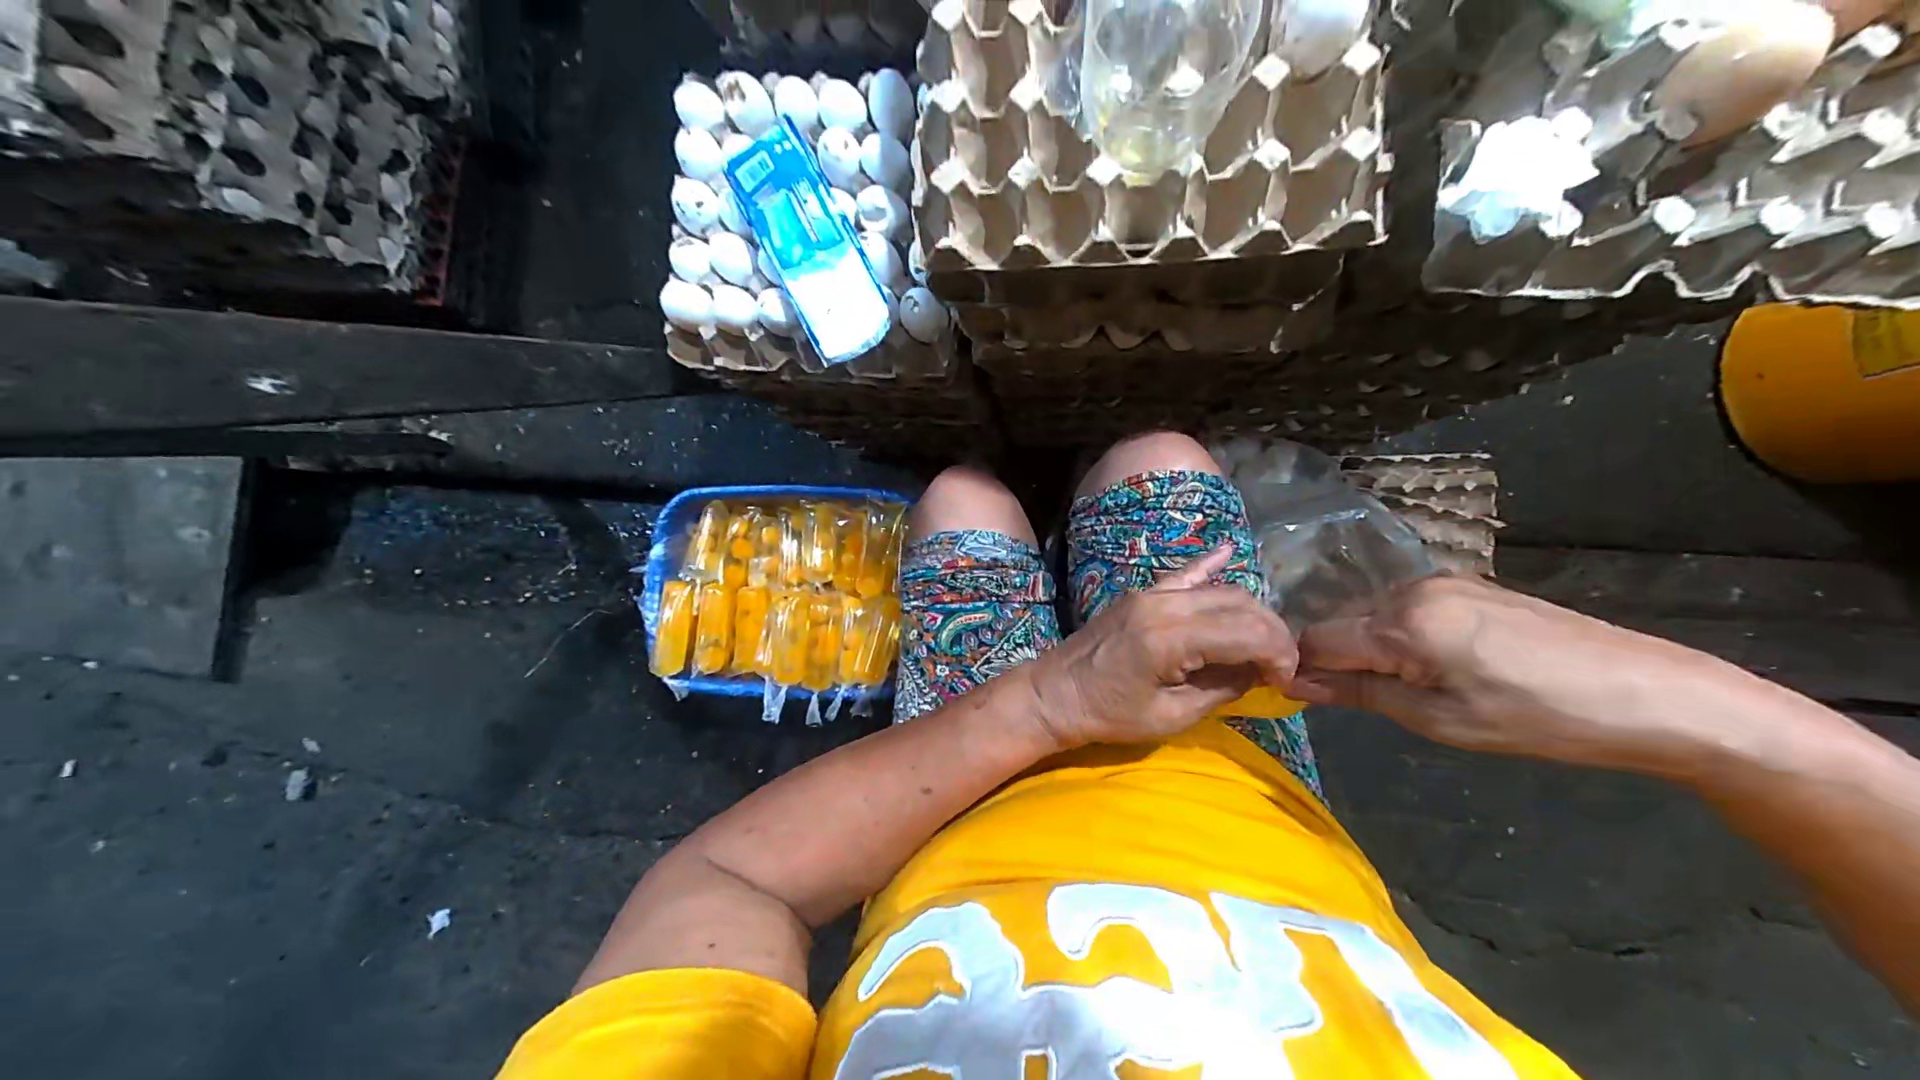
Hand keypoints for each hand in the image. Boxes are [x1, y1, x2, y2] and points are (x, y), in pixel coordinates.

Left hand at [1029, 546, 1298, 749]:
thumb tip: (1257, 671)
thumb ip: (1221, 688)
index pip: (1248, 631)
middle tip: (1277, 666)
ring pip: (1220, 588)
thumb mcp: (1171, 716)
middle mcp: (1164, 604)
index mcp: (1170, 638)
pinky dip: (1210, 566)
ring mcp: (1151, 592)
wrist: (1056, 693)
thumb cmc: (1110, 715)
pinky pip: (1184, 573)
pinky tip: (1229, 551)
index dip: (1279, 654)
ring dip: (1249, 611)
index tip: (1284, 680)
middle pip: (1240, 603)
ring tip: (1260, 644)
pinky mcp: (1142, 593)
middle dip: (1271, 633)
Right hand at [1291, 575, 1738, 771]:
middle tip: (1361, 702)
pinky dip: (1401, 638)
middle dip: (1338, 658)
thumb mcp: (1440, 719)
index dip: (1302, 668)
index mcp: (1403, 620)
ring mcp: (1443, 581)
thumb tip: (1296, 683)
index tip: (1304, 697)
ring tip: (1408, 688)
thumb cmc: (1541, 718)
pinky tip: (1438, 666)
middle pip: (1342, 622)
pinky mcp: (1469, 584)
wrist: (1657, 694)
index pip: (1316, 637)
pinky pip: (1406, 609)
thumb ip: (1359, 693)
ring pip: (1373, 615)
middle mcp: (1412, 588)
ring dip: (1372, 649)